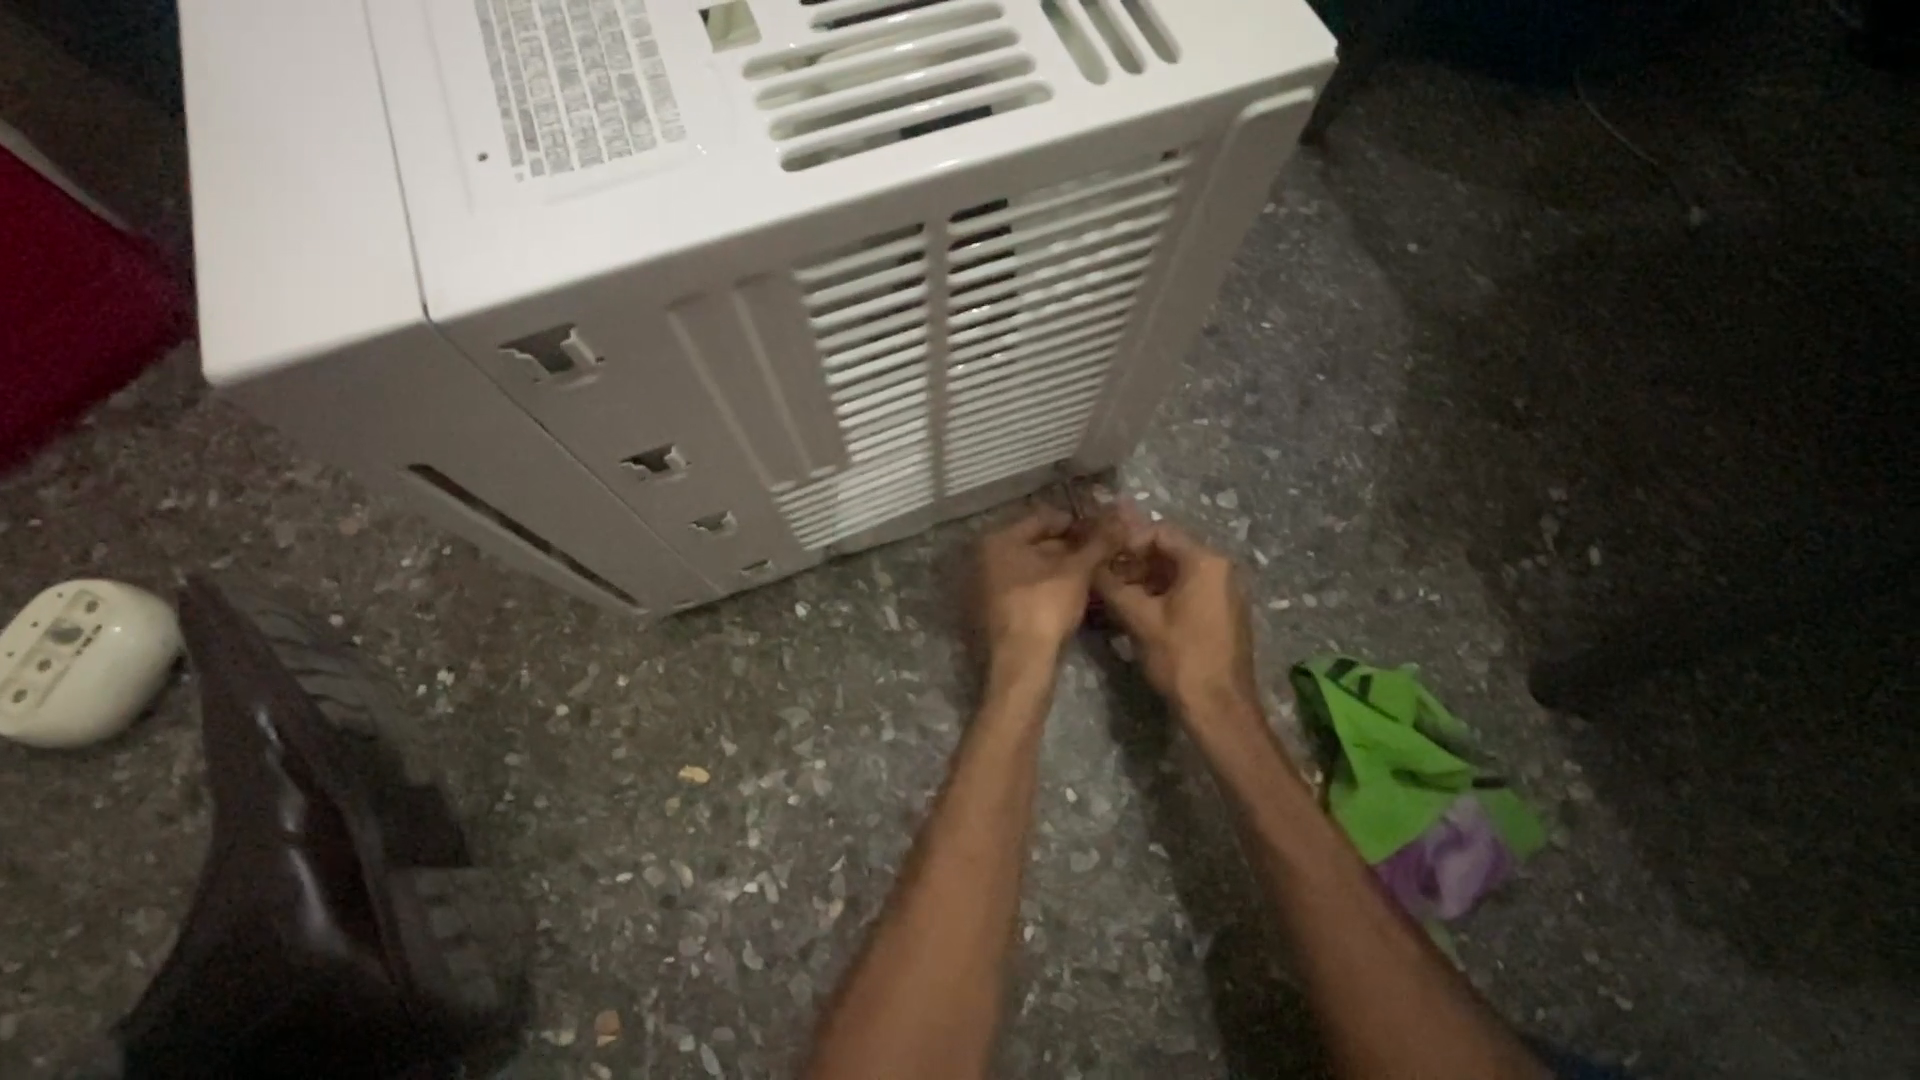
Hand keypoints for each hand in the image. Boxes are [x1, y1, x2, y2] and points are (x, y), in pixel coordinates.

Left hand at [975, 507, 1119, 670]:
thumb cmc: (1045, 605)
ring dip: (1060, 568)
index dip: (1076, 523)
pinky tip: (1072, 593)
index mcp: (998, 540)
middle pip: (1035, 544)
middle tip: (1100, 552)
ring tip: (1092, 573)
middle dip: (1069, 547)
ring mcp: (986, 586)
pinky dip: (1048, 586)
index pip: (1043, 519)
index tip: (1102, 531)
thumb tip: (1121, 518)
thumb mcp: (1077, 570)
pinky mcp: (994, 610)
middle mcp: (985, 558)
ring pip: (1031, 568)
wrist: (1021, 660)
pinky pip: (1025, 588)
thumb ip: (1098, 543)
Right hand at [1094, 521, 1259, 718]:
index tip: (1101, 558)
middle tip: (1103, 578)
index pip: (1159, 531)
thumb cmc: (1181, 657)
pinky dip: (1161, 595)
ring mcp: (1225, 591)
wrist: (1220, 707)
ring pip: (1177, 573)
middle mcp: (1221, 568)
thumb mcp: (1139, 618)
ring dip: (1144, 580)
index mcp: (1205, 562)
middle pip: (1169, 551)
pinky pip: (1188, 591)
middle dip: (1133, 562)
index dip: (1126, 541)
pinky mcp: (1222, 612)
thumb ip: (1112, 585)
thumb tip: (1090, 566)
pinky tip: (1136, 613)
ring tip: (1113, 597)